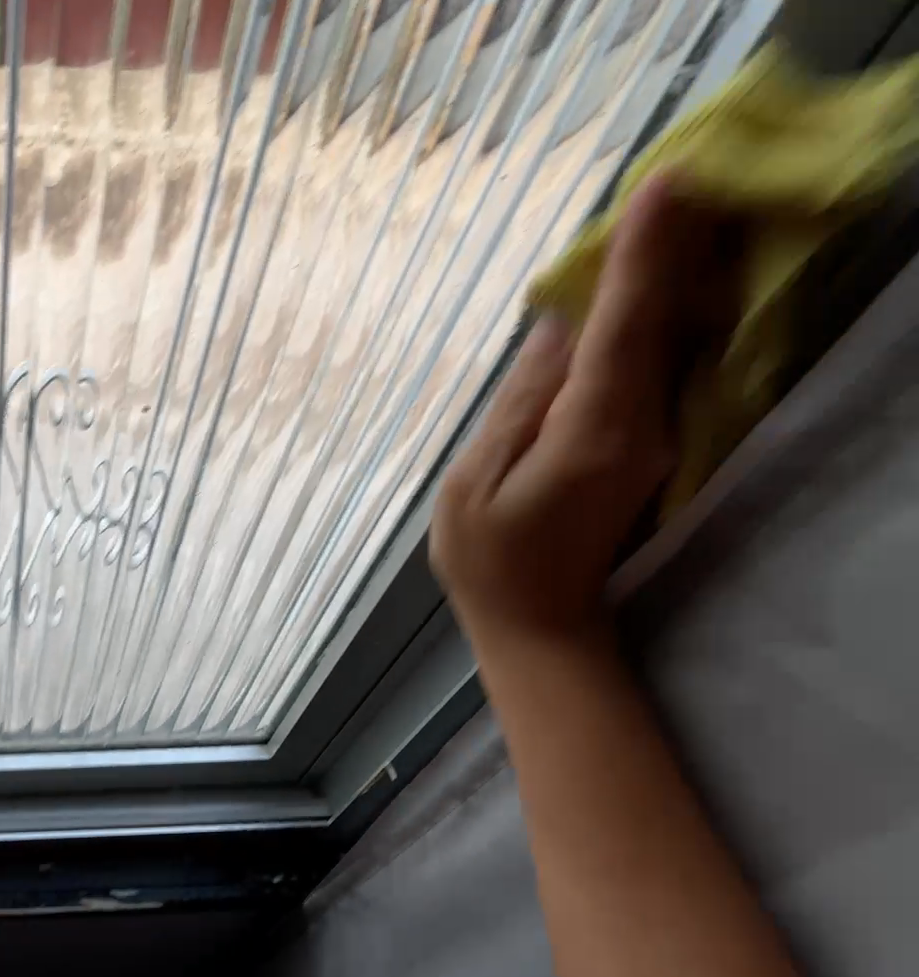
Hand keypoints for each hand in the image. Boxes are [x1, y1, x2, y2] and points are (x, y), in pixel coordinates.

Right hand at [431, 173, 740, 647]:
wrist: (539, 620)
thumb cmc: (488, 559)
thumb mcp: (474, 483)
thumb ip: (516, 407)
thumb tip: (552, 335)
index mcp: (590, 435)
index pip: (621, 330)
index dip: (641, 258)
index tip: (663, 187)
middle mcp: (640, 428)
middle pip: (661, 325)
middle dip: (672, 249)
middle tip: (680, 177)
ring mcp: (653, 437)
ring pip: (669, 342)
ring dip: (672, 276)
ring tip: (672, 212)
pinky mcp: (648, 444)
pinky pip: (657, 368)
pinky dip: (656, 320)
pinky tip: (653, 287)